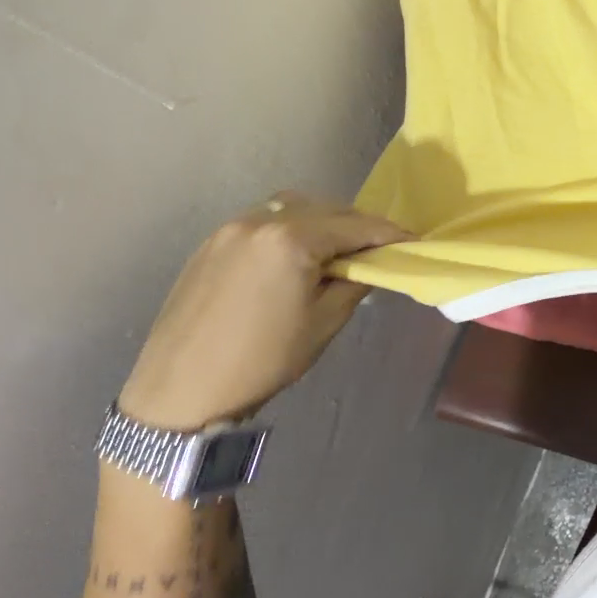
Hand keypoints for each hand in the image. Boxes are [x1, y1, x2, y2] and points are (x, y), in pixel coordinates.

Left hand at [117, 192, 413, 429]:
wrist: (181, 389)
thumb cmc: (263, 359)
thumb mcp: (325, 321)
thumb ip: (355, 281)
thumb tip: (373, 264)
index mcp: (291, 240)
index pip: (357, 226)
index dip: (391, 234)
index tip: (415, 243)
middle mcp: (260, 222)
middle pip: (327, 209)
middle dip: (359, 225)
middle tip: (382, 249)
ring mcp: (230, 229)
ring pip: (294, 208)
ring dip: (325, 222)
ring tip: (340, 250)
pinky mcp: (212, 244)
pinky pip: (266, 221)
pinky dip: (293, 228)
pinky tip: (300, 256)